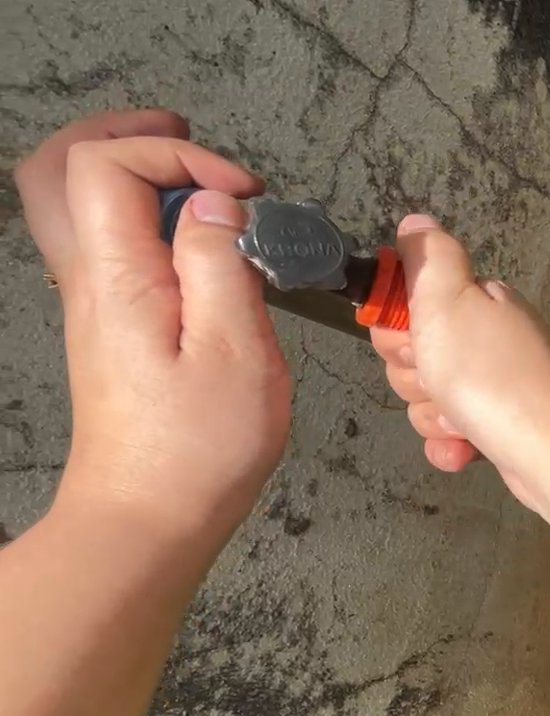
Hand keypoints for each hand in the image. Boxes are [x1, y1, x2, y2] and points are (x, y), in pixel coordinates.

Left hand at [13, 110, 288, 545]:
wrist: (157, 502)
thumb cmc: (205, 437)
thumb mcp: (236, 350)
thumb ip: (222, 268)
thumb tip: (217, 207)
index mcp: (119, 277)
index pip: (108, 168)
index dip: (178, 157)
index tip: (249, 194)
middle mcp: (91, 279)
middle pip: (60, 171)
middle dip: (123, 138)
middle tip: (189, 139)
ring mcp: (97, 304)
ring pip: (72, 205)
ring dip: (123, 171)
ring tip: (192, 175)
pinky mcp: (117, 328)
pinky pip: (105, 245)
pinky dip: (139, 217)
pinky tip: (193, 239)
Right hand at [367, 214, 549, 515]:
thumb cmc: (492, 375)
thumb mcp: (452, 299)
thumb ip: (431, 257)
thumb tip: (419, 221)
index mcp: (487, 306)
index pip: (417, 302)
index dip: (399, 324)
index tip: (411, 339)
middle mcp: (498, 344)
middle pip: (417, 353)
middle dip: (413, 374)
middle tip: (438, 380)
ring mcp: (504, 391)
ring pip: (430, 398)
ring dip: (433, 415)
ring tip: (461, 421)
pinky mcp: (504, 432)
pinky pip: (453, 435)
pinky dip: (452, 445)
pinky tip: (465, 449)